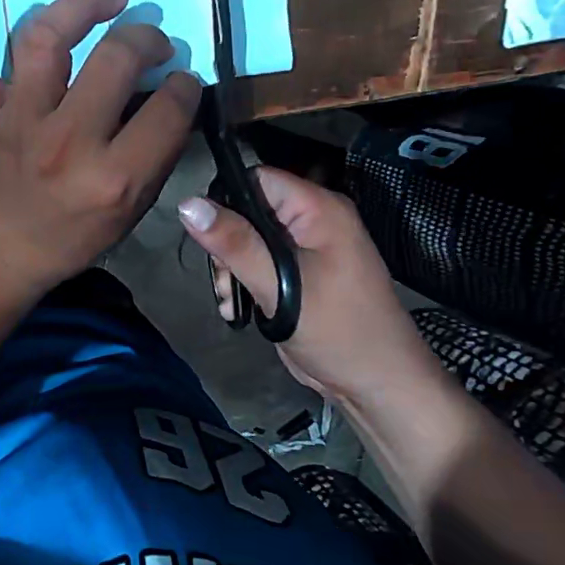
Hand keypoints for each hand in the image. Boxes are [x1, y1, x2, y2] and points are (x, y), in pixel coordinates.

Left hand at [0, 0, 201, 293]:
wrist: (14, 247)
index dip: (185, 85)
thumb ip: (159, 146)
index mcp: (114, 176)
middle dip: (147, 40)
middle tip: (154, 42)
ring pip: (44, 41)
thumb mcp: (139, 203)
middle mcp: (67, 143)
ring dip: (81, 6)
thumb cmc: (83, 229)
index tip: (182, 78)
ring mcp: (19, 124)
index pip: (168, 108)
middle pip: (114, 62)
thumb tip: (173, 86)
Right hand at [176, 168, 434, 400]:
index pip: (258, 179)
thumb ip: (235, 243)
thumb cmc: (338, 332)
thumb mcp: (280, 287)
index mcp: (319, 208)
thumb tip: (188, 202)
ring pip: (250, 237)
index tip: (210, 240)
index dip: (227, 201)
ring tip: (230, 303)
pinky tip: (238, 308)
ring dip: (232, 268)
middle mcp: (314, 218)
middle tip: (224, 284)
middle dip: (228, 245)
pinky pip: (262, 260)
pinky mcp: (301, 271)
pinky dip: (245, 280)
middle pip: (250, 209)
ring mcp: (308, 245)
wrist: (376, 385)